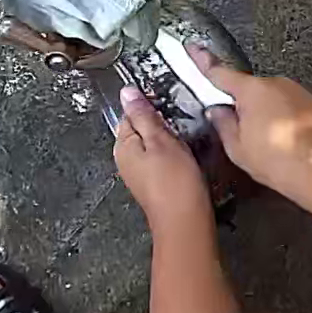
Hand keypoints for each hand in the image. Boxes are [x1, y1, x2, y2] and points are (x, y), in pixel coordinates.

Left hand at [113, 85, 213, 235]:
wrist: (186, 221)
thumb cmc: (174, 181)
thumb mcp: (160, 139)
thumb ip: (142, 114)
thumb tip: (126, 91)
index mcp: (123, 146)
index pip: (130, 113)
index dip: (150, 104)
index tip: (171, 103)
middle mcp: (127, 159)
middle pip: (143, 127)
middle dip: (162, 121)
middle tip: (183, 119)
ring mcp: (141, 171)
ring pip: (155, 142)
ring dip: (171, 136)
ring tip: (188, 136)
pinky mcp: (156, 181)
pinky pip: (163, 157)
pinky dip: (175, 151)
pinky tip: (188, 153)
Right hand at [185, 46, 311, 192]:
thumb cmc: (278, 160)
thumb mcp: (237, 148)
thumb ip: (223, 124)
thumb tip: (217, 111)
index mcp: (251, 90)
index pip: (220, 72)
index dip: (203, 60)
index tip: (193, 47)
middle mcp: (275, 83)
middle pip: (249, 90)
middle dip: (244, 107)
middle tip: (245, 136)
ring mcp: (297, 91)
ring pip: (271, 100)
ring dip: (267, 116)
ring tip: (271, 146)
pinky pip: (291, 108)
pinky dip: (286, 121)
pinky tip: (288, 144)